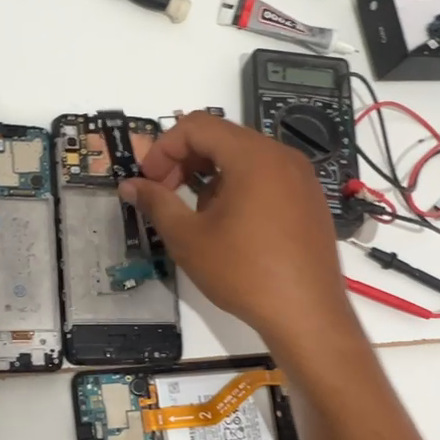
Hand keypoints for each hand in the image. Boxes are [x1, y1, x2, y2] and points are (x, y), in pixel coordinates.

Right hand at [123, 111, 355, 348]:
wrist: (306, 314)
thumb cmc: (244, 273)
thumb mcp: (189, 238)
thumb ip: (156, 203)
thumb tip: (130, 186)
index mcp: (253, 156)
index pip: (197, 126)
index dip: (164, 148)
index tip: (149, 180)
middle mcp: (282, 157)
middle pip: (222, 138)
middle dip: (185, 161)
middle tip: (164, 195)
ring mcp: (301, 178)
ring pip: (244, 159)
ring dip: (210, 177)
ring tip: (197, 217)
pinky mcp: (309, 201)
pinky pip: (267, 178)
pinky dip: (239, 188)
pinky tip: (229, 228)